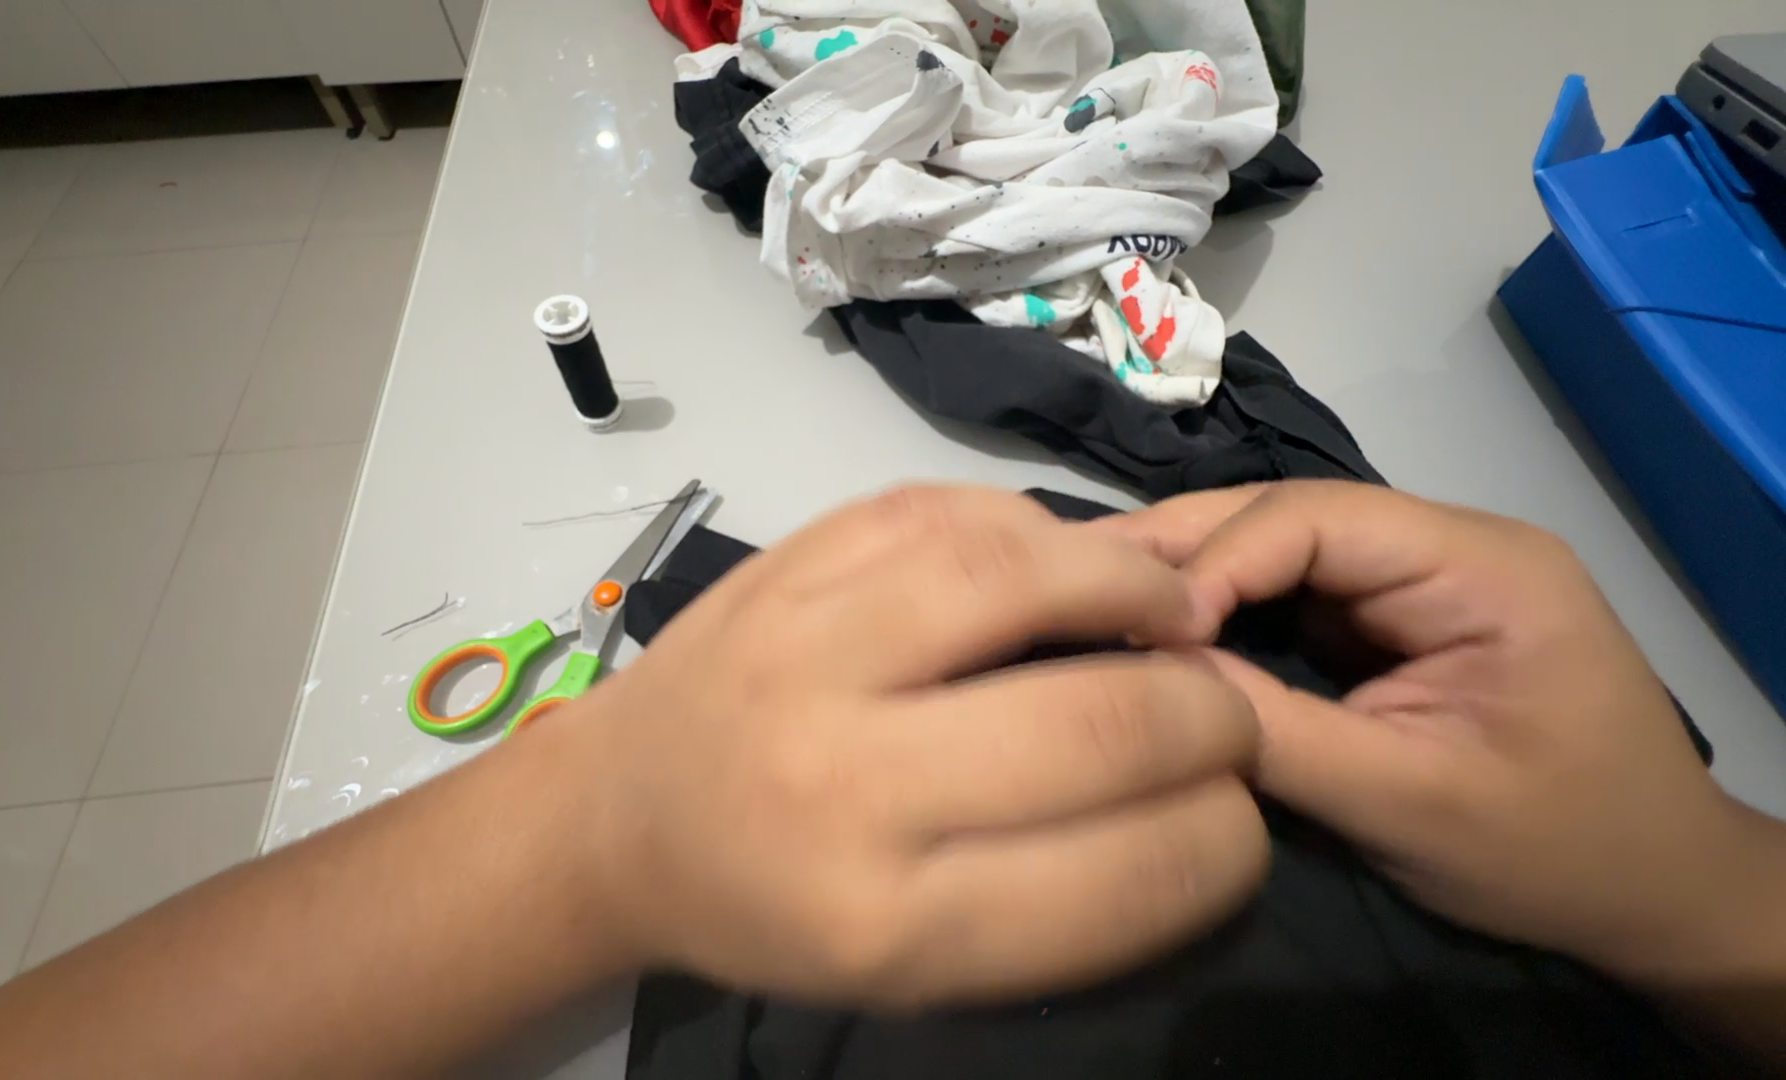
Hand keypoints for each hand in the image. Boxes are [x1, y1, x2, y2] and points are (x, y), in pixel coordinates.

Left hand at [550, 485, 1267, 1006]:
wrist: (617, 806)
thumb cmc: (763, 902)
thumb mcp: (905, 958)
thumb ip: (1058, 896)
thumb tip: (1196, 792)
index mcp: (885, 917)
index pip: (1126, 875)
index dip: (1224, 839)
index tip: (1235, 807)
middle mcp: (845, 777)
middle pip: (1097, 722)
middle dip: (1208, 711)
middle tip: (1219, 702)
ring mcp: (808, 644)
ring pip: (1020, 577)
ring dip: (1133, 582)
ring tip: (1168, 602)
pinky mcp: (788, 561)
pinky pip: (941, 511)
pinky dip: (1028, 526)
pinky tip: (1050, 555)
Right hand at [1097, 480, 1780, 984]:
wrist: (1646, 891)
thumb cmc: (1553, 851)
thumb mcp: (1407, 802)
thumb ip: (1274, 732)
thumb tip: (1147, 676)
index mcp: (1475, 566)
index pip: (1309, 520)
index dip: (1210, 561)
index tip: (1139, 632)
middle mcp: (1430, 544)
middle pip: (1274, 513)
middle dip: (1172, 547)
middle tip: (1072, 580)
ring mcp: (1395, 574)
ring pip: (1258, 542)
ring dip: (1174, 569)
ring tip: (1089, 594)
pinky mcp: (1364, 610)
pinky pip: (1265, 585)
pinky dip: (1200, 601)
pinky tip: (1144, 620)